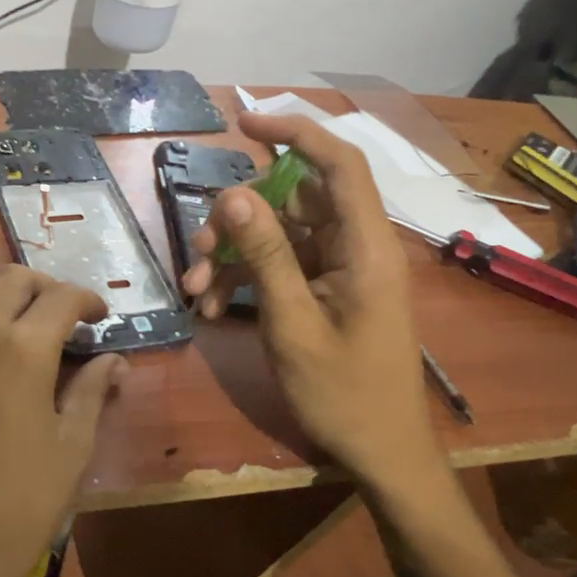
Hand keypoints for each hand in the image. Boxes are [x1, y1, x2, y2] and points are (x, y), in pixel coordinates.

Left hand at [0, 266, 128, 576]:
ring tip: (10, 325)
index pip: (61, 298)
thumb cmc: (15, 509)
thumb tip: (113, 361)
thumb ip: (91, 394)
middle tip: (60, 316)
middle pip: (11, 280)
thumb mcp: (70, 452)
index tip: (99, 316)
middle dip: (43, 288)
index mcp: (23, 349)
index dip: (87, 300)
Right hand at [181, 111, 442, 489]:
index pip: (339, 164)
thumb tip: (234, 193)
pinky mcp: (326, 289)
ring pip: (278, 233)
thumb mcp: (293, 324)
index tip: (243, 123)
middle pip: (294, 199)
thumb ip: (266, 255)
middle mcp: (357, 246)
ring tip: (197, 290)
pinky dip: (244, 279)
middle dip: (239, 217)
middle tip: (199, 248)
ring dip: (232, 254)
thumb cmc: (343, 394)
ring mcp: (341, 268)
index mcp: (367, 247)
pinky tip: (213, 308)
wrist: (379, 453)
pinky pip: (279, 265)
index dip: (296, 132)